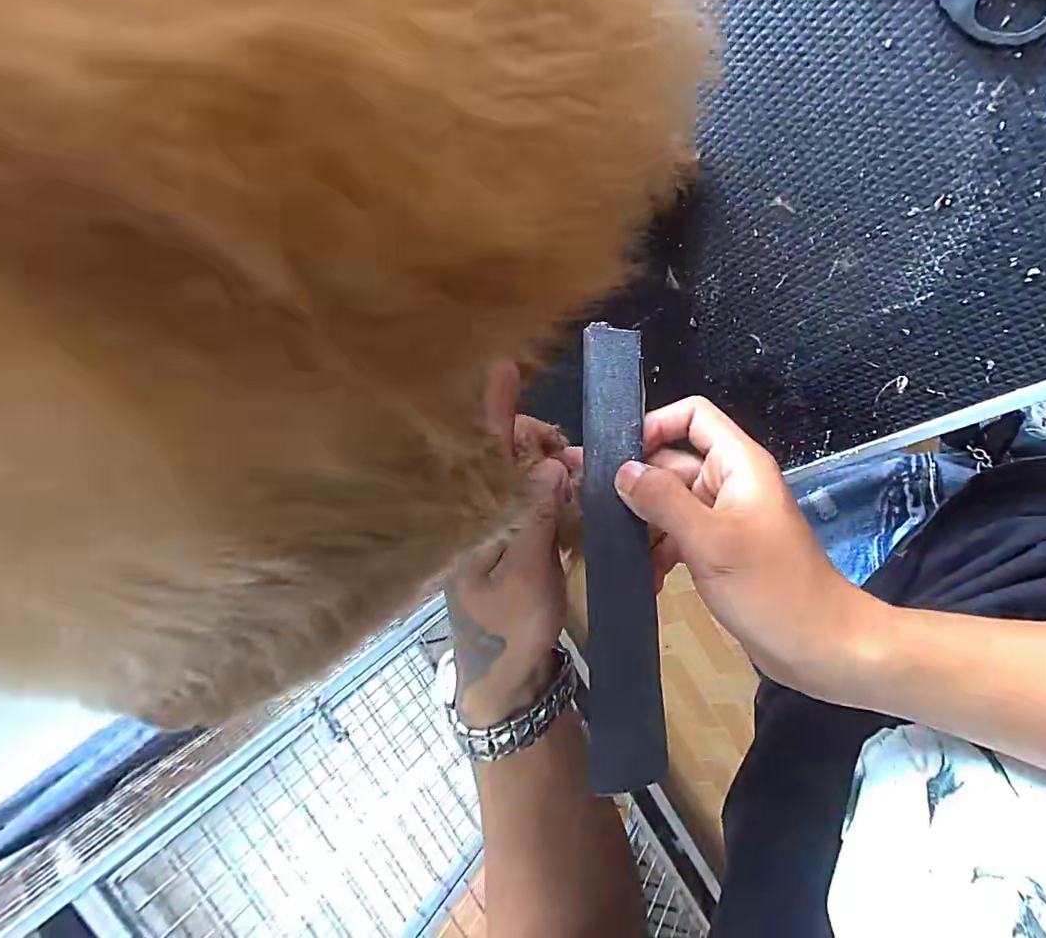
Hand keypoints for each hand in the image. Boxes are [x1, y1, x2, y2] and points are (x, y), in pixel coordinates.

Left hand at [447, 363, 580, 726]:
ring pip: (520, 472)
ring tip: (574, 473)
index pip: (482, 455)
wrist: (510, 677)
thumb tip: (547, 467)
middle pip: (501, 454)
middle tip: (566, 456)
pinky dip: (553, 484)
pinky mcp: (515, 535)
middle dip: (534, 441)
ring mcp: (496, 524)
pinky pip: (533, 494)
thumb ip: (535, 520)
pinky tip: (569, 487)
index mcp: (470, 521)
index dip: (493, 410)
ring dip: (547, 462)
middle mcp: (478, 514)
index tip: (500, 367)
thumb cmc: (511, 629)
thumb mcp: (527, 577)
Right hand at [612, 397, 887, 700]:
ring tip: (622, 553)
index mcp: (738, 464)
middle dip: (639, 486)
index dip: (656, 425)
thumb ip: (664, 501)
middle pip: (674, 463)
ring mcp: (725, 517)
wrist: (820, 647)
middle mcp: (731, 482)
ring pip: (672, 503)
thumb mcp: (711, 541)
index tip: (620, 457)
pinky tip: (648, 579)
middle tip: (595, 508)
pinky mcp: (721, 548)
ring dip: (647, 526)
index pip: (694, 416)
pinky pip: (681, 535)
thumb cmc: (772, 588)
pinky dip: (662, 551)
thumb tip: (623, 471)